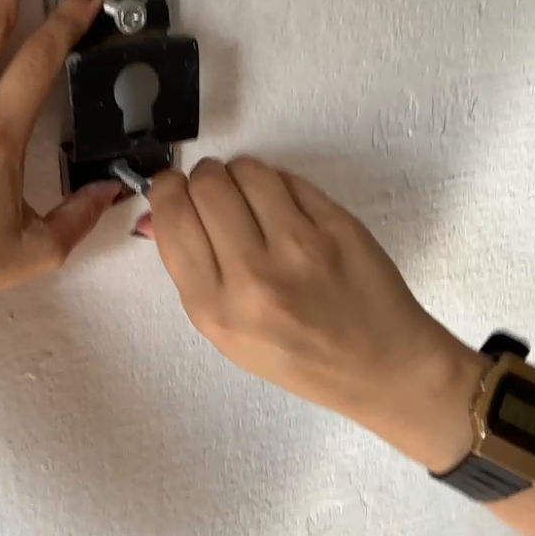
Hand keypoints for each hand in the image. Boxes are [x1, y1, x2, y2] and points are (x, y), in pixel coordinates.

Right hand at [137, 156, 484, 468]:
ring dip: (240, 175)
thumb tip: (155, 212)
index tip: (174, 190)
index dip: (167, 192)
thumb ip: (189, 268)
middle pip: (207, 184)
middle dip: (203, 179)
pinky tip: (285, 211)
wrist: (379, 366)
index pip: (173, 218)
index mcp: (215, 309)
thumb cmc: (295, 354)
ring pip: (247, 169)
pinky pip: (288, 178)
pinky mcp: (338, 226)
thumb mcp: (225, 329)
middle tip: (216, 196)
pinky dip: (278, 185)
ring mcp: (301, 248)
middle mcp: (254, 277)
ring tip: (252, 201)